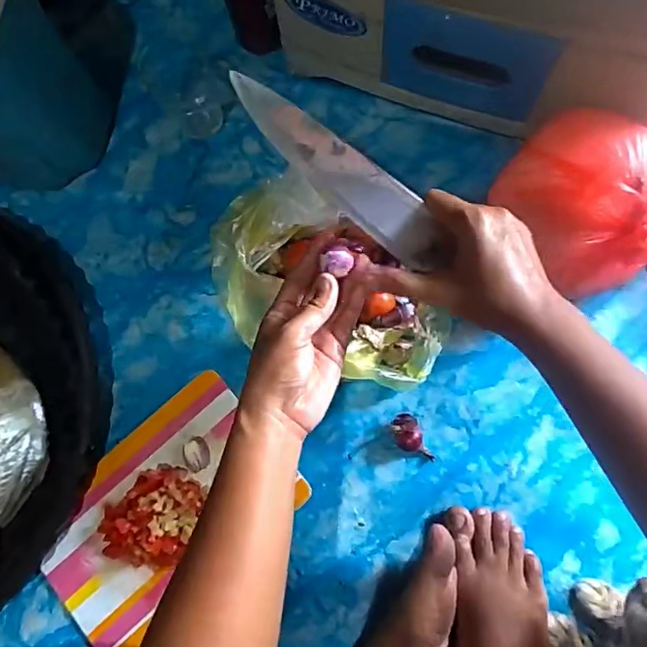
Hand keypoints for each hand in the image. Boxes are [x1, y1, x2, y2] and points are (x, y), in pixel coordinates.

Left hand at [240, 234, 374, 438]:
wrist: (282, 414)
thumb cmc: (275, 372)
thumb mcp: (289, 334)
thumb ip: (312, 307)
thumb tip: (330, 278)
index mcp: (283, 309)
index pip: (302, 273)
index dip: (318, 253)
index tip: (335, 232)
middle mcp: (303, 315)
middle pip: (325, 283)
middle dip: (340, 263)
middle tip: (362, 243)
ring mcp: (322, 330)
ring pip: (341, 299)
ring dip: (354, 280)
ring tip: (372, 258)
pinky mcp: (338, 346)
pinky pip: (350, 319)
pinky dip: (360, 303)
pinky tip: (372, 285)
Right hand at [361, 189, 565, 341]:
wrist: (535, 316)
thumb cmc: (486, 303)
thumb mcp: (439, 293)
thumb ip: (400, 282)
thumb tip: (363, 277)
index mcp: (470, 219)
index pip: (433, 200)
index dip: (421, 221)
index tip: (422, 247)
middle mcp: (491, 210)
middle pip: (452, 210)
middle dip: (440, 231)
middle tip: (440, 264)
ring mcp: (510, 217)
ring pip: (471, 217)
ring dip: (460, 236)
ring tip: (463, 268)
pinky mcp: (522, 228)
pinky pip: (490, 224)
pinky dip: (480, 239)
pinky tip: (484, 267)